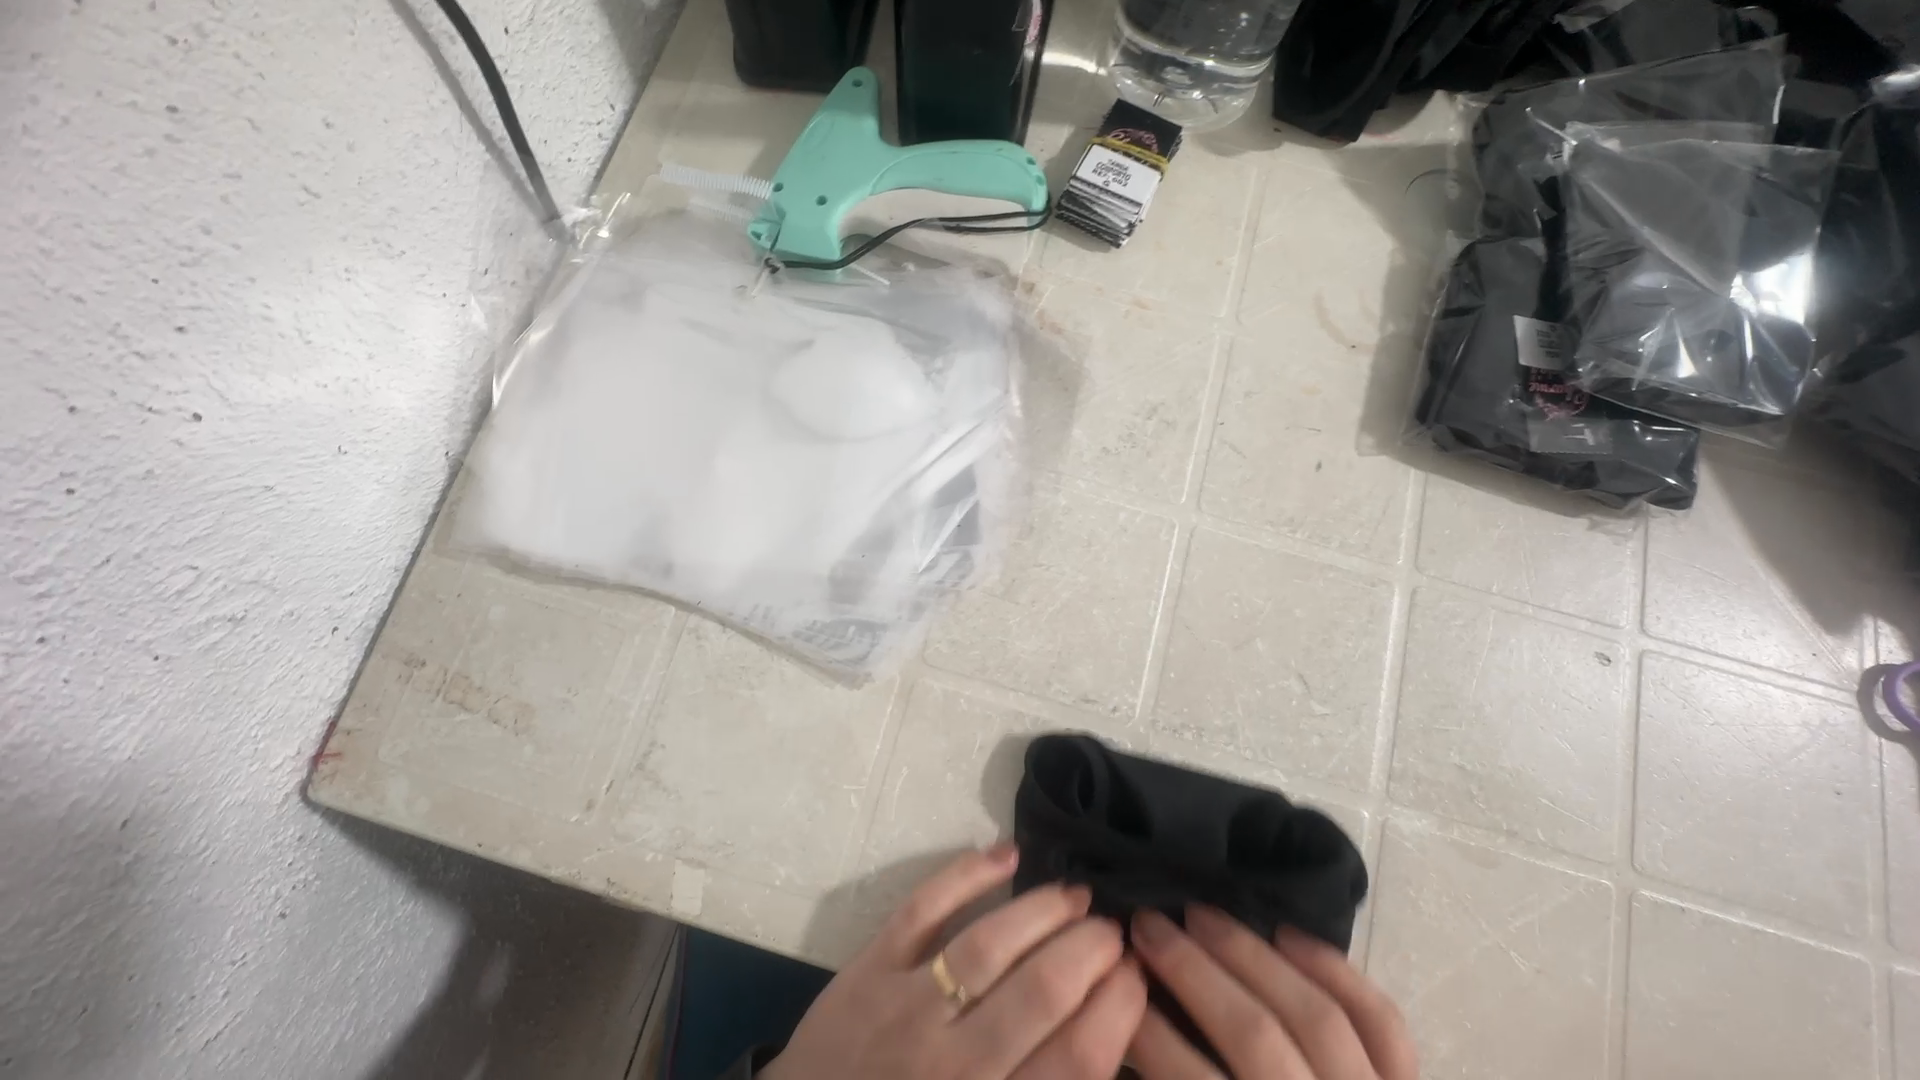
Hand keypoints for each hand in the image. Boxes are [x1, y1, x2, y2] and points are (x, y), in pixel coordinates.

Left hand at [762, 846, 1147, 1079]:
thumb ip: (1044, 1078)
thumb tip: (1104, 1025)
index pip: (1077, 1058)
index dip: (1119, 1007)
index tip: (1136, 973)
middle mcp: (956, 1063)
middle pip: (1042, 991)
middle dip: (1092, 949)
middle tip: (1113, 929)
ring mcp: (907, 1007)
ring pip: (988, 944)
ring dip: (1043, 911)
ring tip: (1077, 895)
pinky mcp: (869, 967)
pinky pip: (923, 908)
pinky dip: (966, 873)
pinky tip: (1007, 855)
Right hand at [1127, 906, 1417, 1079]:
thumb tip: (1136, 1028)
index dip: (1150, 1031)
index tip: (1115, 982)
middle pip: (1255, 1035)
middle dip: (1190, 969)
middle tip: (1145, 924)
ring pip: (1313, 1014)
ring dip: (1248, 953)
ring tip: (1199, 914)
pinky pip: (1379, 1020)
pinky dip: (1332, 969)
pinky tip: (1285, 932)